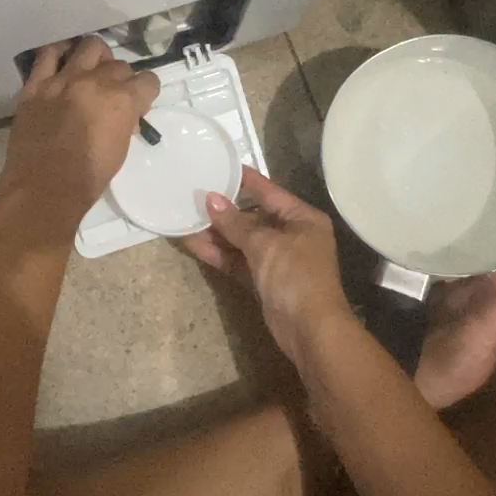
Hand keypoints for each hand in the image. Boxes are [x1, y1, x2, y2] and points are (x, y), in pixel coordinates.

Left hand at [0, 37, 159, 215]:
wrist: (44, 190)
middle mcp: (94, 82)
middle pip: (119, 64)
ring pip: (88, 47)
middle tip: (114, 93)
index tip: (140, 101)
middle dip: (122, 78)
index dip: (146, 92)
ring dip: (96, 57)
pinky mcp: (36, 86)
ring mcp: (62, 80)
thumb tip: (125, 115)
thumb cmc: (88, 178)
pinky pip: (48, 56)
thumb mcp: (120, 150)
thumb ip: (125, 123)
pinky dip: (58, 55)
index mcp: (121, 101)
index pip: (148, 80)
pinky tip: (62, 64)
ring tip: (91, 70)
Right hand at [182, 166, 354, 365]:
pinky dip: (219, 255)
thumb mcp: (264, 244)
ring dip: (217, 234)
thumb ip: (235, 222)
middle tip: (193, 196)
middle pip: (254, 217)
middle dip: (224, 211)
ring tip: (186, 219)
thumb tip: (210, 199)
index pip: (270, 192)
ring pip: (243, 241)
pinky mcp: (264, 281)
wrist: (310, 329)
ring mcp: (277, 260)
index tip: (220, 166)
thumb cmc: (295, 276)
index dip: (245, 181)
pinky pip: (238, 261)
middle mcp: (292, 235)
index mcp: (303, 219)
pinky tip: (194, 244)